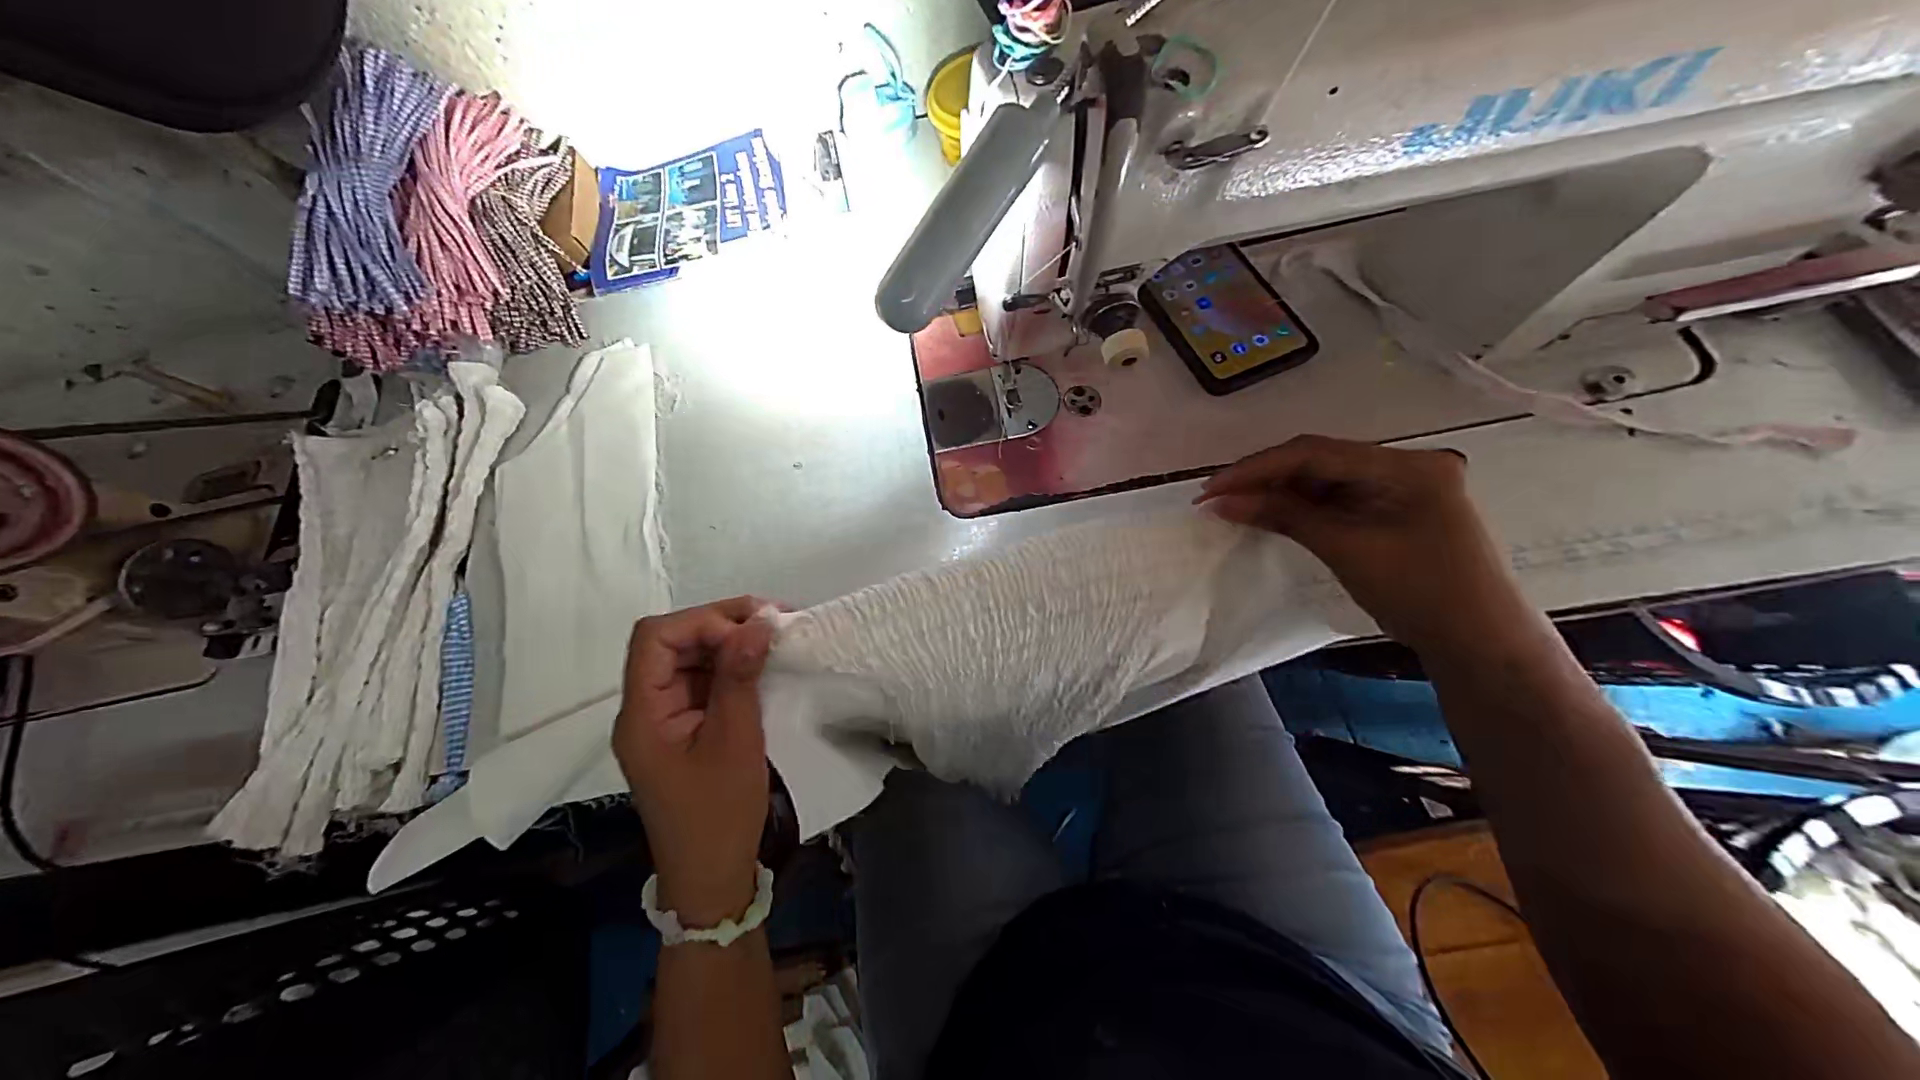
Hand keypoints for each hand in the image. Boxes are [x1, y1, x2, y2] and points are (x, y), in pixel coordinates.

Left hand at [613, 597, 776, 926]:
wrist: (712, 877)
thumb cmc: (719, 813)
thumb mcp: (735, 741)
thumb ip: (739, 677)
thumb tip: (758, 623)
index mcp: (643, 713)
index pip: (655, 638)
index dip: (702, 622)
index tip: (751, 631)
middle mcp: (646, 708)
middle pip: (671, 643)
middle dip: (721, 624)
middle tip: (774, 619)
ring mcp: (666, 718)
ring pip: (690, 658)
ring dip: (730, 642)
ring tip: (775, 635)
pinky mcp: (685, 728)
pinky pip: (704, 681)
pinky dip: (732, 666)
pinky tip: (763, 663)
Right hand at [1195, 435, 1524, 651]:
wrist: (1480, 643)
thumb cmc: (1419, 592)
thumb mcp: (1346, 548)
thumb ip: (1284, 515)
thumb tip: (1223, 502)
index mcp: (1404, 465)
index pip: (1314, 452)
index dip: (1256, 468)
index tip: (1210, 489)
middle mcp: (1403, 465)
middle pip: (1318, 460)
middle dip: (1264, 477)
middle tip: (1215, 498)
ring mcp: (1399, 487)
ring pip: (1324, 479)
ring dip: (1279, 491)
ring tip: (1234, 506)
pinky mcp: (1393, 509)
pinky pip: (1337, 498)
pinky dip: (1301, 507)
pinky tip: (1271, 514)